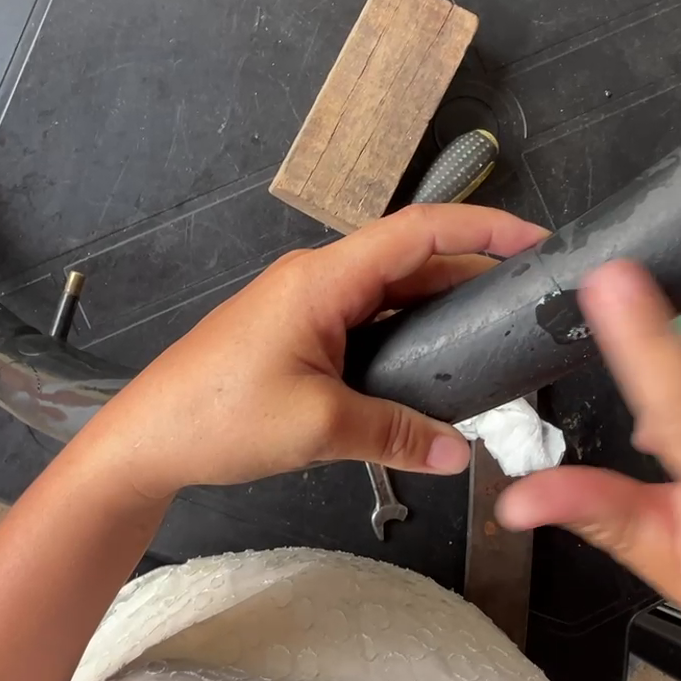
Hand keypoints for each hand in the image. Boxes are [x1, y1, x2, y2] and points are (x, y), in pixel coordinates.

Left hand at [76, 204, 548, 501]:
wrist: (147, 438)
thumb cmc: (220, 417)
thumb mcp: (318, 426)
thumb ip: (395, 433)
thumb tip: (458, 453)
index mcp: (322, 279)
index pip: (416, 231)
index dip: (480, 227)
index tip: (533, 240)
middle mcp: (316, 280)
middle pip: (407, 262)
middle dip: (470, 273)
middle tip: (526, 301)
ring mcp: (303, 306)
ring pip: (387, 295)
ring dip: (437, 308)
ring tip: (492, 333)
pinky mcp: (294, 334)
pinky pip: (363, 322)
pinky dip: (403, 336)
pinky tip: (430, 365)